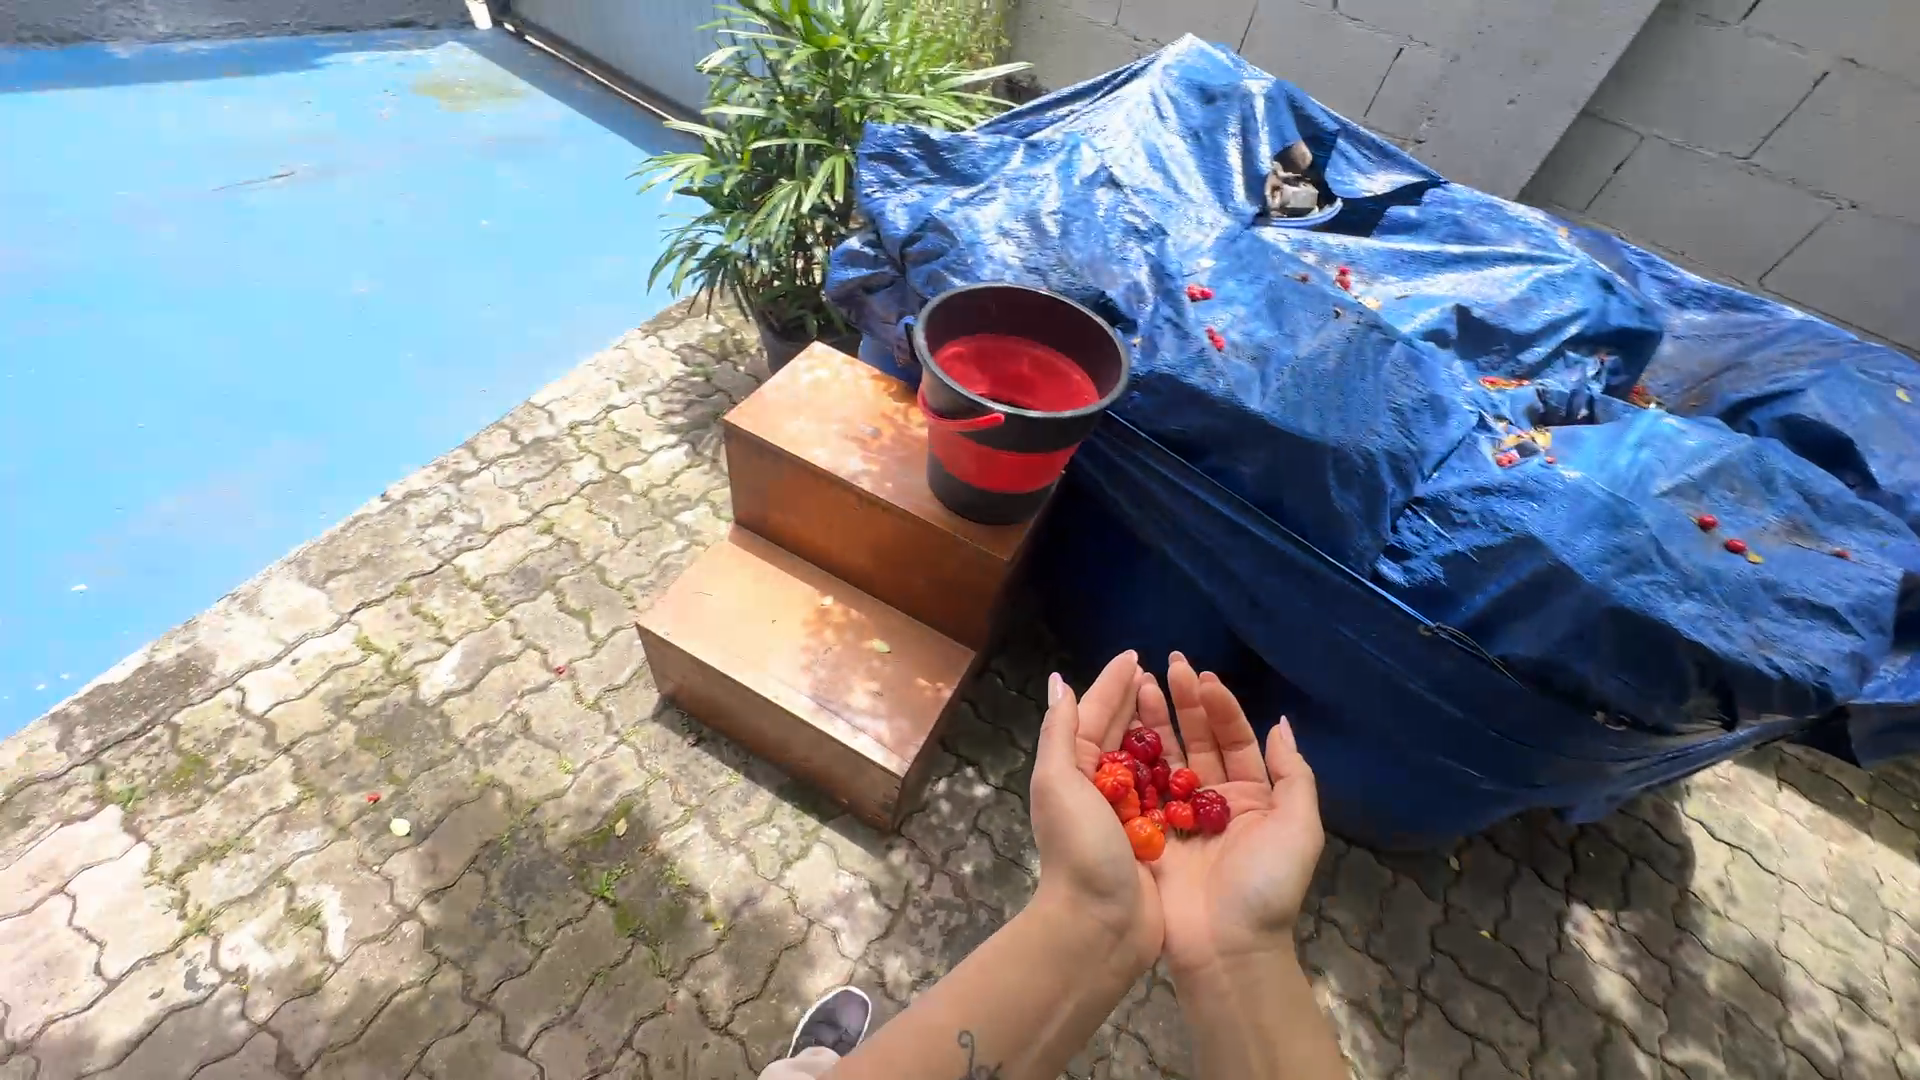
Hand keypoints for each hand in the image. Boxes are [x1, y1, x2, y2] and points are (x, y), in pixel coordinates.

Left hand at [1028, 651, 1161, 971]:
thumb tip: (1061, 682)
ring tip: (1180, 698)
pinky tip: (1193, 748)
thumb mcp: (1058, 782)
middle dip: (1136, 697)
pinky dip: (1175, 765)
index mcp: (1070, 767)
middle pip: (1118, 729)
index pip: (1093, 713)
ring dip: (1158, 725)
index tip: (1135, 655)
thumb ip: (1059, 731)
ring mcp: (1125, 809)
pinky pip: (1165, 788)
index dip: (1113, 683)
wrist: (1100, 925)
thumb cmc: (1079, 848)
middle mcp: (1096, 784)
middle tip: (1162, 668)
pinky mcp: (1151, 833)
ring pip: (1144, 755)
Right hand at [1137, 653, 1323, 978]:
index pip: (1234, 738)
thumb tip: (1280, 725)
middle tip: (1168, 665)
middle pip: (1197, 738)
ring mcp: (1178, 810)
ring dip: (1155, 718)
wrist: (1225, 947)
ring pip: (1166, 753)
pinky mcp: (1150, 826)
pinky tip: (1119, 724)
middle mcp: (1214, 796)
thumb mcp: (1299, 830)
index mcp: (1252, 796)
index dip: (1219, 706)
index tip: (1201, 676)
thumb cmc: (1265, 886)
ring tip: (1140, 683)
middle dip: (1184, 700)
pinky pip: (1141, 783)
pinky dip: (1132, 753)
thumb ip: (1294, 776)